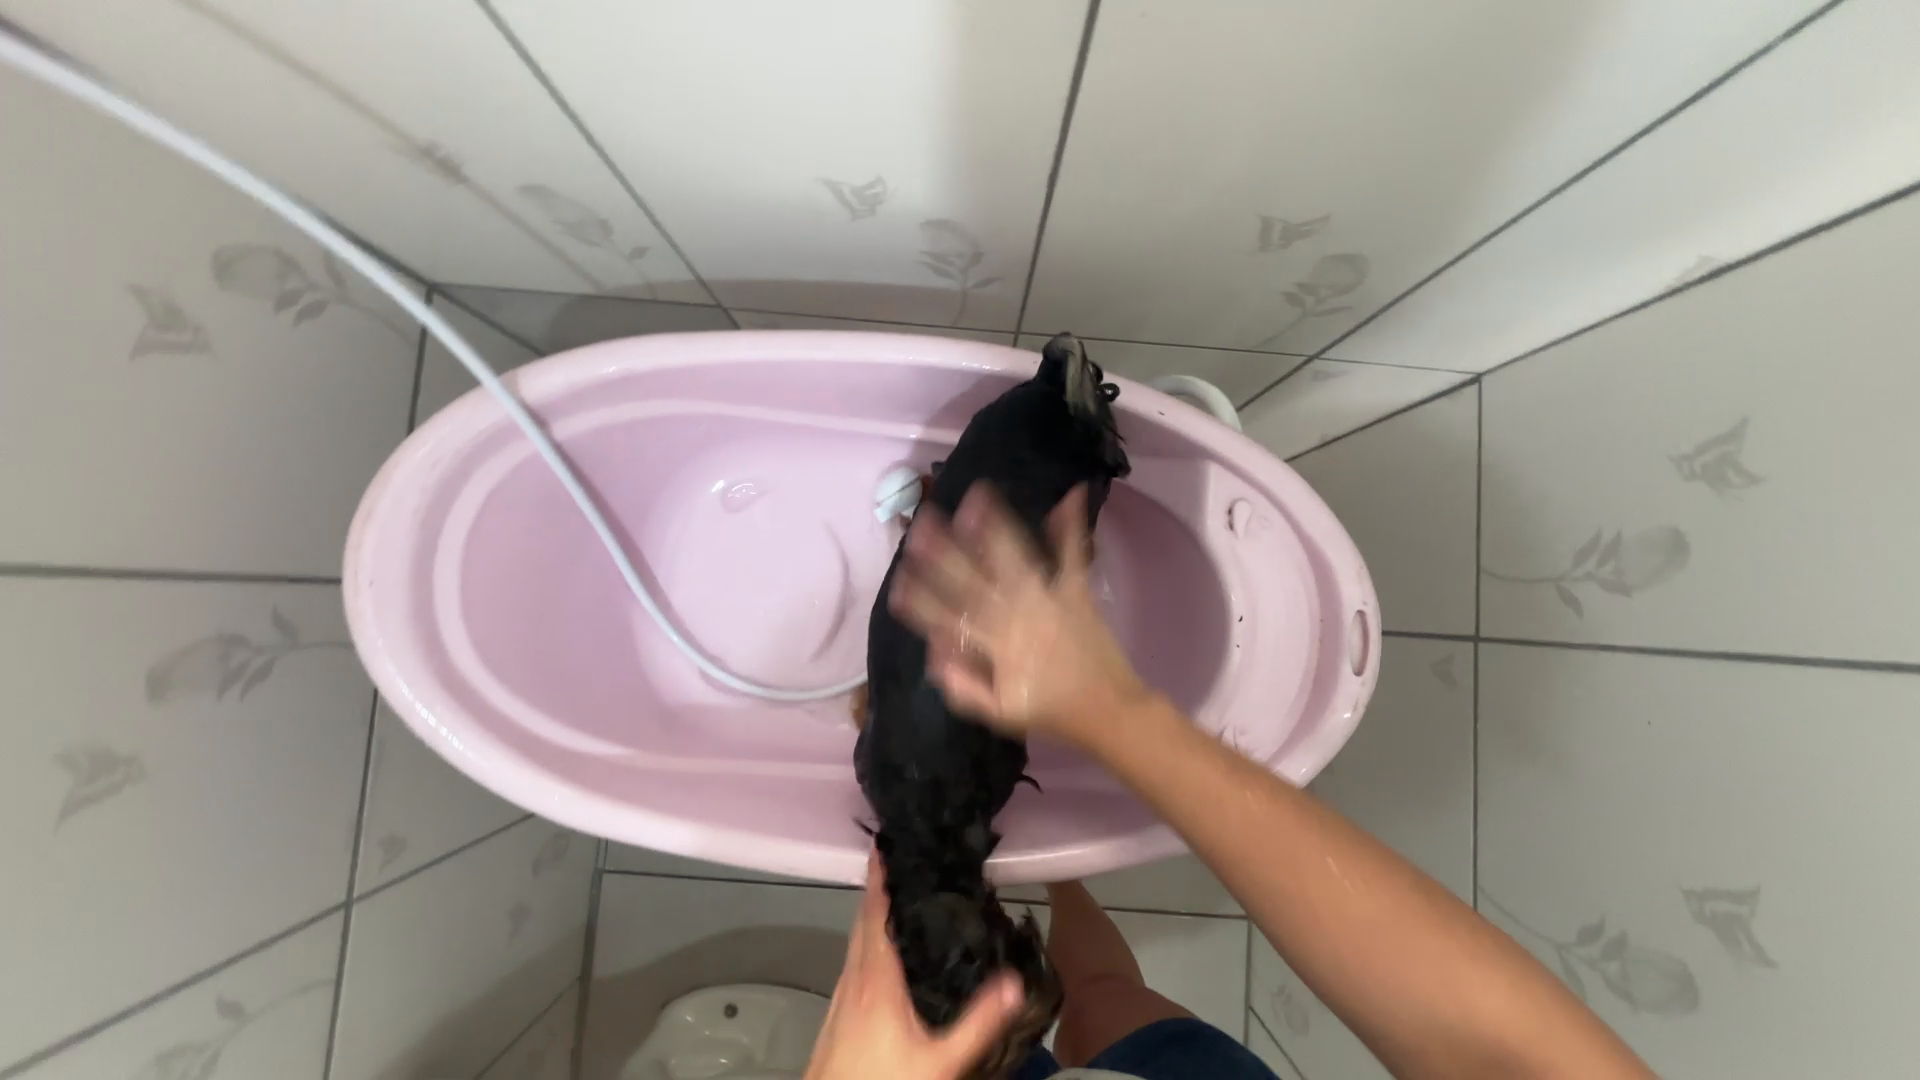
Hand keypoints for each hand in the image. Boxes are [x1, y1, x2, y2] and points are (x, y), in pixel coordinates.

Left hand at [804, 854, 1023, 1079]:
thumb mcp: (940, 1062)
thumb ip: (978, 1023)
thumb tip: (1015, 982)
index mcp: (876, 977)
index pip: (875, 911)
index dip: (878, 875)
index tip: (884, 842)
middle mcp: (854, 977)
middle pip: (862, 919)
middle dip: (878, 886)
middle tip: (901, 858)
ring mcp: (842, 995)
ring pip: (855, 939)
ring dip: (871, 912)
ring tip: (898, 894)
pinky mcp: (838, 1013)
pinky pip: (854, 959)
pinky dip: (867, 939)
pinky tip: (885, 951)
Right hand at [889, 482, 1148, 740]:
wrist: (1108, 710)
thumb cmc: (1050, 711)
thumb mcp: (999, 712)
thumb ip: (963, 686)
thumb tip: (934, 651)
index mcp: (995, 645)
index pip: (947, 617)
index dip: (920, 598)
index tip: (899, 578)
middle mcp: (1016, 614)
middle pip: (973, 578)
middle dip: (944, 551)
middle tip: (923, 522)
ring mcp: (1047, 598)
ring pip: (1014, 557)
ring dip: (993, 527)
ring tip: (976, 497)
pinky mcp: (1076, 592)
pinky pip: (1073, 556)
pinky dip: (1071, 526)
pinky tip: (1071, 494)